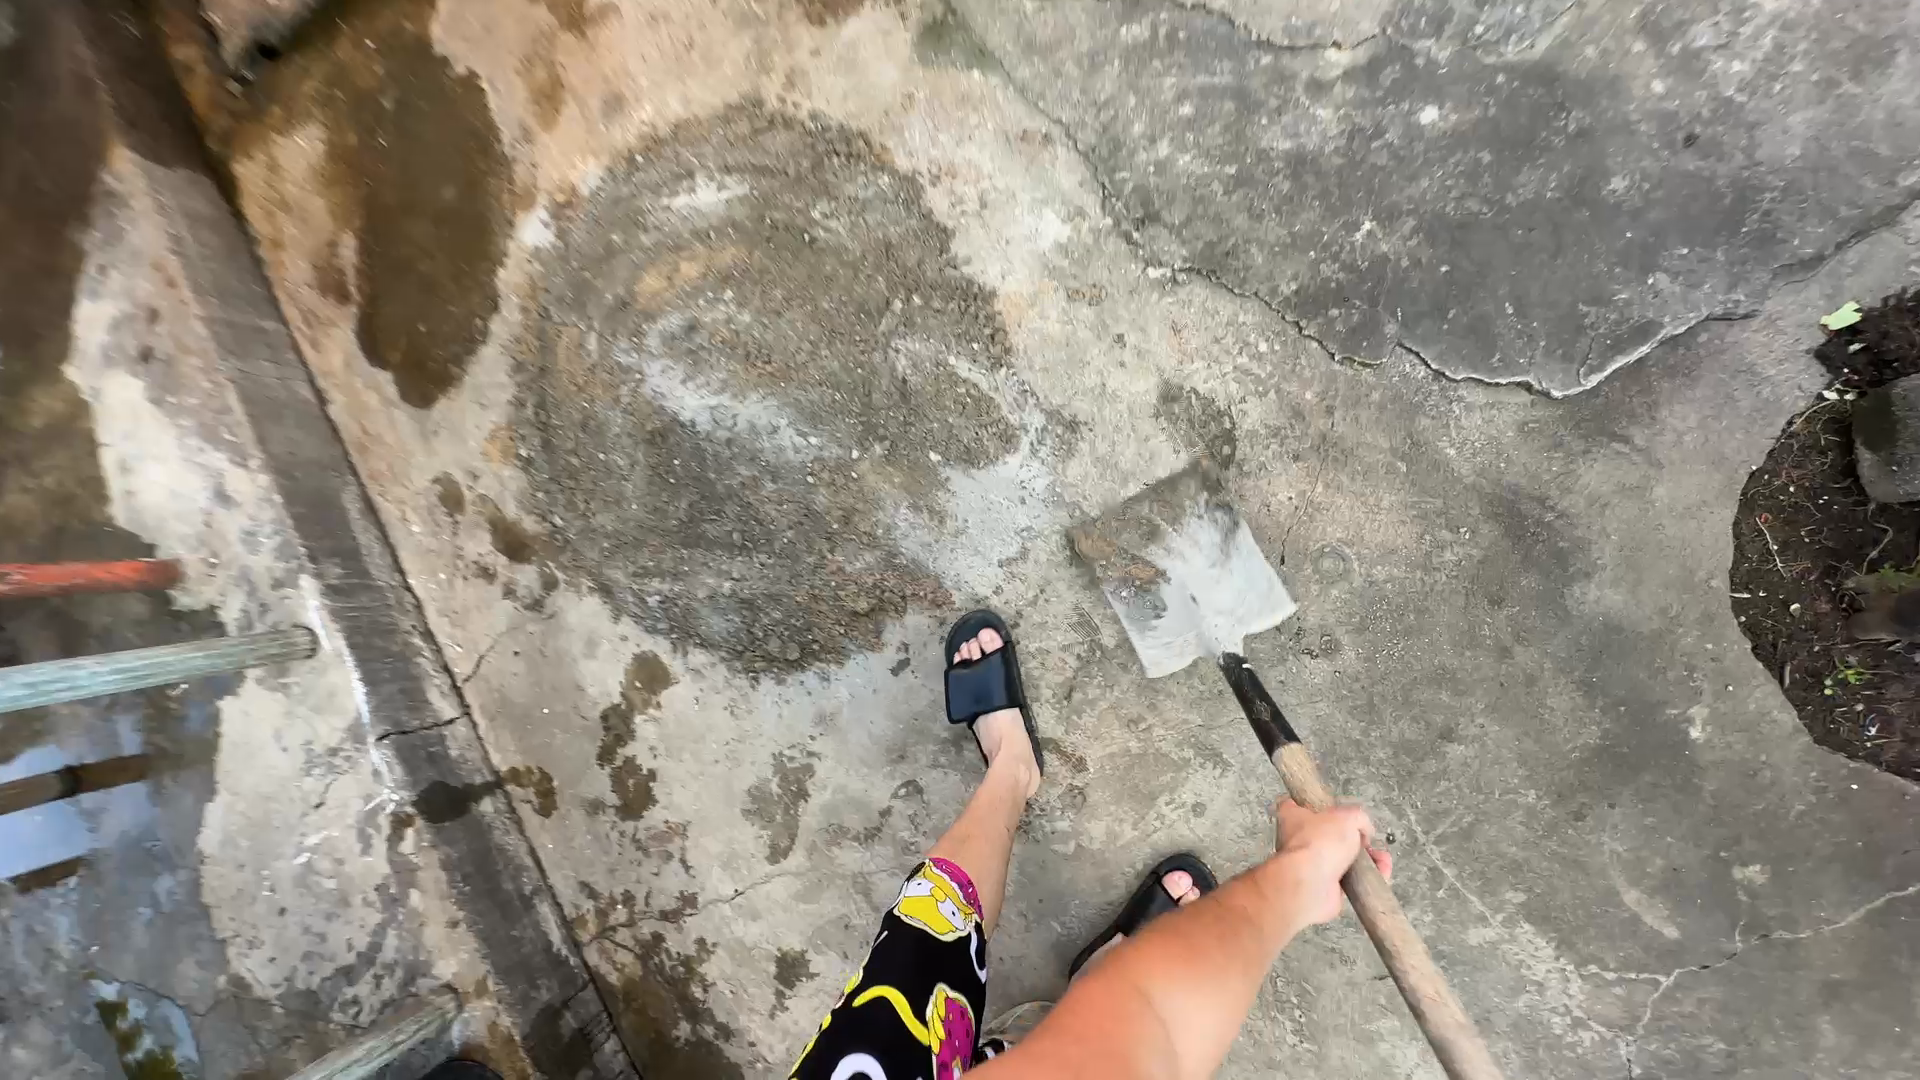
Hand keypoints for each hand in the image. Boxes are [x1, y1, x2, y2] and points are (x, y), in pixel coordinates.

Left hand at [1271, 798, 1391, 925]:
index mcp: (1292, 816)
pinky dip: (1367, 876)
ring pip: (1342, 857)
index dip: (1314, 805)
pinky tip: (1382, 872)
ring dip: (1366, 858)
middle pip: (1327, 832)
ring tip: (1381, 858)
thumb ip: (1358, 817)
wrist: (1312, 884)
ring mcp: (1311, 863)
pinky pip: (1350, 879)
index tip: (1331, 808)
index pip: (1295, 804)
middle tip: (1366, 839)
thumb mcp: (1346, 816)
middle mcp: (1298, 839)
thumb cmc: (1319, 841)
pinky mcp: (1326, 885)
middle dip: (1353, 836)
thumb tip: (1363, 828)